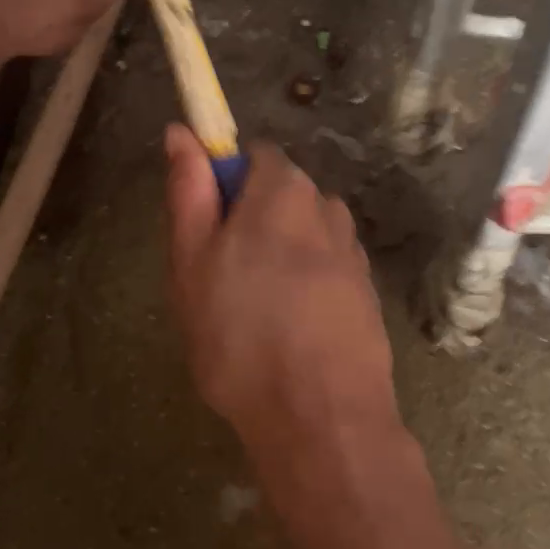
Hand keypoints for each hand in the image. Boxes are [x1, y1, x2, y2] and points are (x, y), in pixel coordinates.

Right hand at [163, 127, 398, 449]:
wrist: (323, 417)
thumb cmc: (241, 334)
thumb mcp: (192, 261)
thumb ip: (189, 190)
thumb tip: (181, 131)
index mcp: (283, 189)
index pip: (251, 157)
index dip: (224, 187)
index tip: (206, 233)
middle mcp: (326, 207)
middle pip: (279, 197)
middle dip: (250, 225)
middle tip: (220, 283)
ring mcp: (353, 251)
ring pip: (303, 237)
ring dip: (280, 258)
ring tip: (255, 317)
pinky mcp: (368, 292)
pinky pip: (325, 272)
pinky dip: (306, 289)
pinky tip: (291, 335)